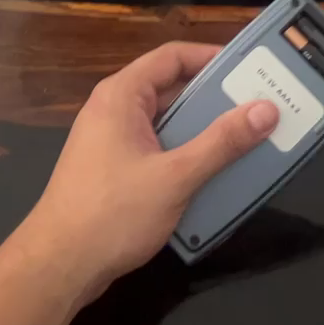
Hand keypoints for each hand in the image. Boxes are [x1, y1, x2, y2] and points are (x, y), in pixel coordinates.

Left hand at [13, 43, 277, 303]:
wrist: (57, 268)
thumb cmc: (112, 213)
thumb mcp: (175, 177)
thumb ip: (222, 142)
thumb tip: (266, 109)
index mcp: (122, 95)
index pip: (172, 57)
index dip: (212, 57)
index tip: (250, 68)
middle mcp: (114, 109)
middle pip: (171, 88)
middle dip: (215, 97)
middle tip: (258, 105)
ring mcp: (112, 141)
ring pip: (166, 122)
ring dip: (203, 129)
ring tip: (247, 137)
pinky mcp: (113, 169)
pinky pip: (158, 148)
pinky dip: (186, 153)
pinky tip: (215, 172)